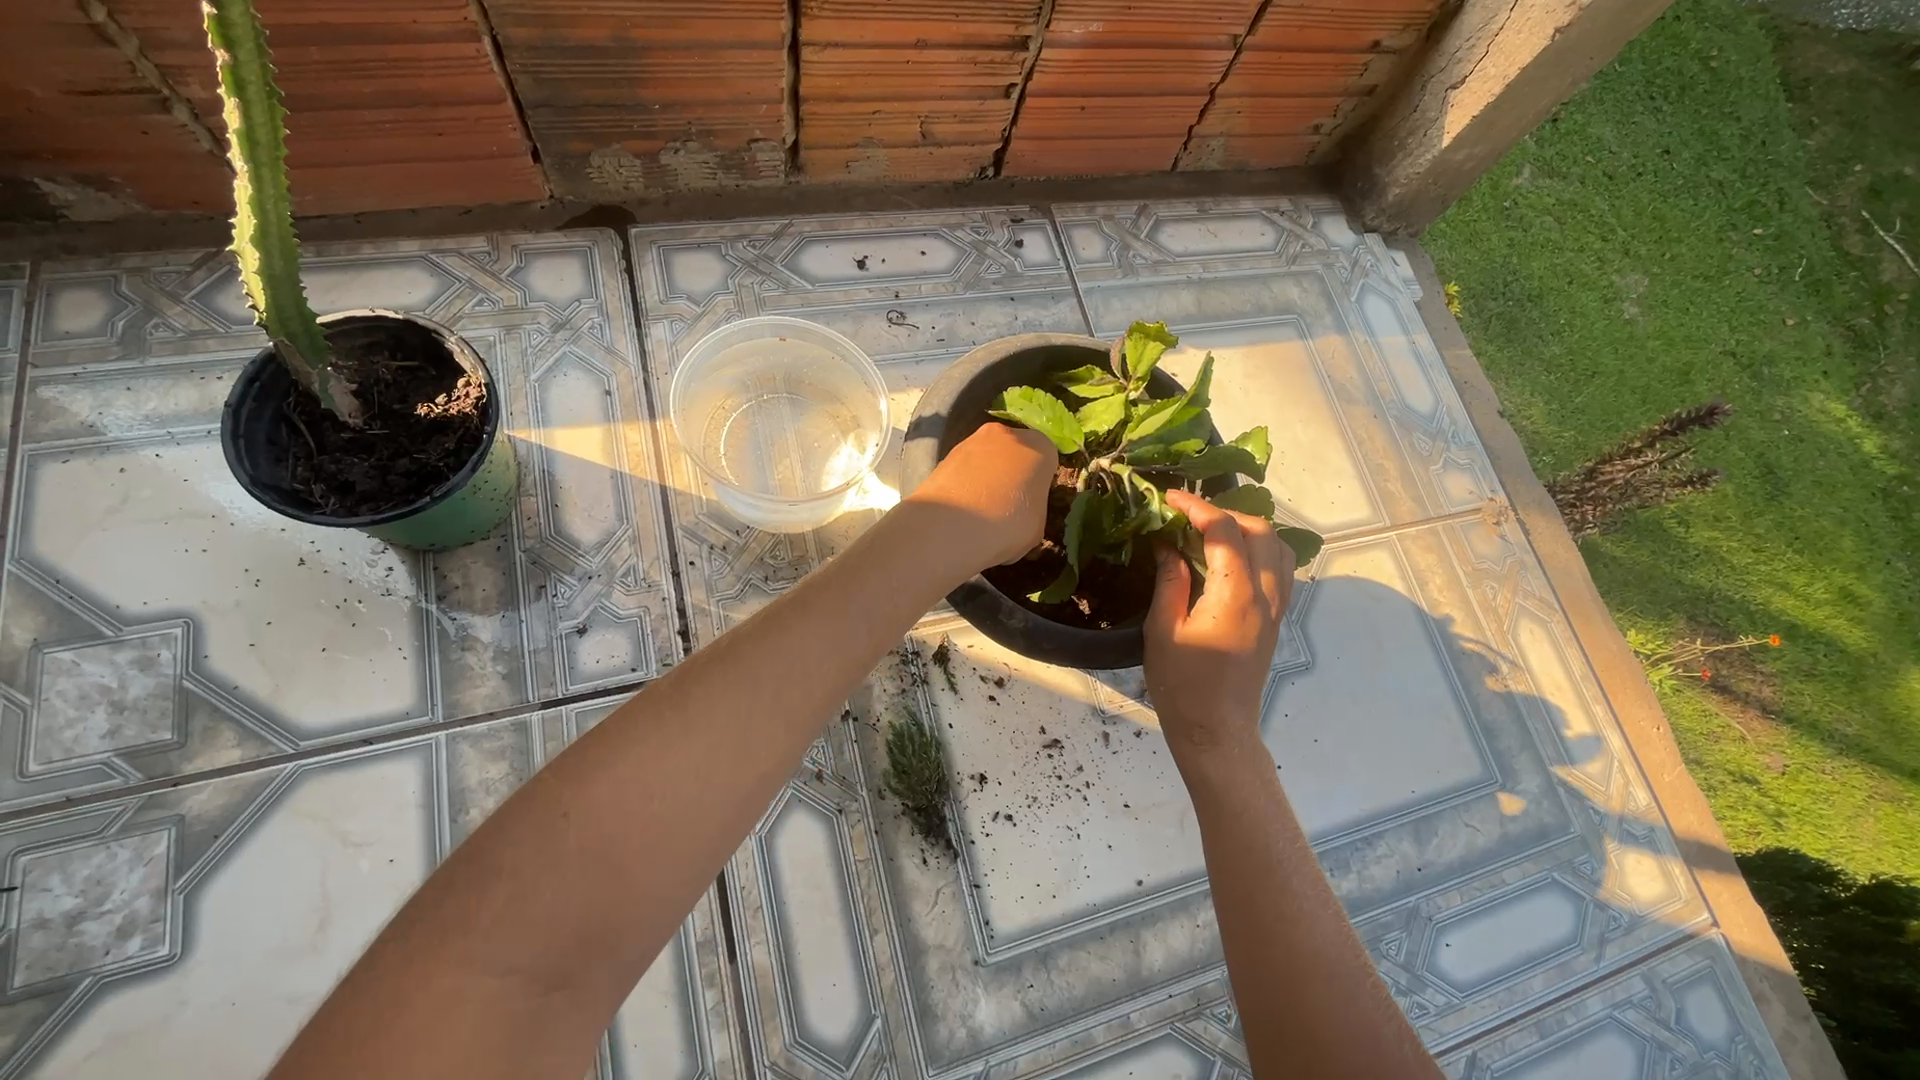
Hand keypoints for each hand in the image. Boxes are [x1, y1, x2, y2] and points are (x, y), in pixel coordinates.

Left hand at [905, 422, 1057, 572]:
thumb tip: (1021, 512)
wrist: (953, 525)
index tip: (1032, 501)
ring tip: (979, 508)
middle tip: (1007, 503)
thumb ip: (1033, 508)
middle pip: (1015, 451)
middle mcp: (1007, 434)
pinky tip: (961, 507)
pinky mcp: (945, 454)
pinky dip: (964, 482)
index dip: (1040, 482)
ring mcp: (972, 440)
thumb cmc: (1008, 525)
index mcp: (1040, 447)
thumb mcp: (1037, 526)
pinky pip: (963, 467)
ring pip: (986, 457)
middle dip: (1012, 472)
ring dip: (986, 475)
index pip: (1047, 459)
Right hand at [1145, 490, 1294, 760]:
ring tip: (1212, 533)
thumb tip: (1168, 545)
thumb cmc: (1182, 684)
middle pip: (1261, 531)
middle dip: (1226, 513)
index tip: (1170, 499)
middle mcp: (1265, 594)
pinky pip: (1280, 570)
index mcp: (1234, 594)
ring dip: (1248, 530)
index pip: (1224, 532)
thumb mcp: (1162, 630)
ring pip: (1278, 548)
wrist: (1216, 729)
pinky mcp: (1277, 620)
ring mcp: (1277, 608)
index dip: (1197, 508)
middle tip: (1189, 517)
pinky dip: (1260, 551)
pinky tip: (1230, 560)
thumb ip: (1169, 581)